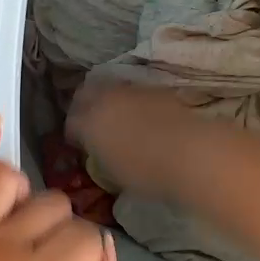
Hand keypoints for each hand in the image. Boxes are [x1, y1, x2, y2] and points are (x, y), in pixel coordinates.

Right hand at [67, 83, 209, 196]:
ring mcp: (130, 89)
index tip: (78, 145)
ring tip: (115, 119)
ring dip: (106, 100)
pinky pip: (131, 91)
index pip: (71, 122)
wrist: (188, 151)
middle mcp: (105, 98)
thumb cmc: (146, 172)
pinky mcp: (152, 88)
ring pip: (108, 88)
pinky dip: (129, 101)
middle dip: (82, 106)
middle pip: (84, 93)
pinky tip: (139, 117)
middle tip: (89, 123)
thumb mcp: (113, 171)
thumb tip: (100, 148)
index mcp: (89, 122)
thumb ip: (100, 154)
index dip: (72, 134)